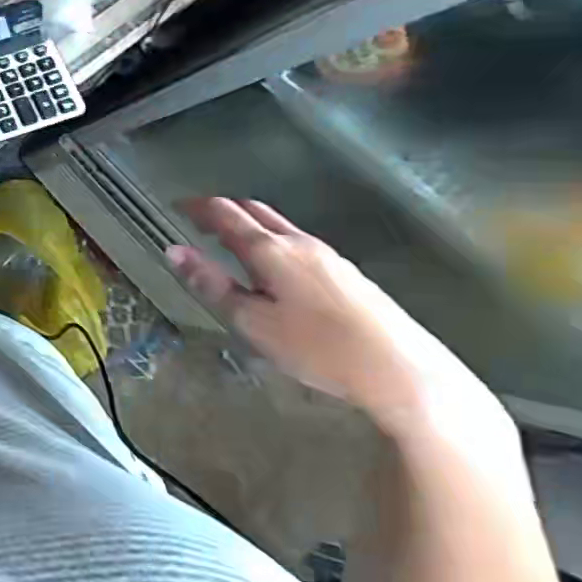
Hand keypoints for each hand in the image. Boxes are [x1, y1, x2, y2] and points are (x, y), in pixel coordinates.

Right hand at [169, 197, 500, 432]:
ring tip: (232, 244)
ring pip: (279, 225)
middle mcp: (298, 242)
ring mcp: (328, 256)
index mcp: (269, 249)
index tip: (178, 207)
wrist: (407, 374)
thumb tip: (173, 251)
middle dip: (223, 211)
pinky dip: (273, 240)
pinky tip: (275, 270)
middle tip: (200, 222)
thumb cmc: (319, 349)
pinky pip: (299, 242)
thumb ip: (211, 284)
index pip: (224, 213)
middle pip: (254, 210)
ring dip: (250, 225)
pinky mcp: (349, 274)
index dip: (197, 207)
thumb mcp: (253, 323)